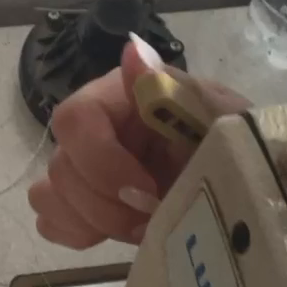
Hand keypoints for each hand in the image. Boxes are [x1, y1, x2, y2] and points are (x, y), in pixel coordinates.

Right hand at [28, 36, 251, 248]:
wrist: (239, 190)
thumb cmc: (232, 149)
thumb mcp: (221, 118)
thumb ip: (177, 90)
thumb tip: (133, 52)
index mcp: (121, 98)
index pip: (76, 121)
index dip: (101, 163)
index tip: (146, 191)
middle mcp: (92, 130)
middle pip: (61, 169)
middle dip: (105, 206)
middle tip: (150, 218)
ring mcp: (80, 171)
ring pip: (47, 197)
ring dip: (92, 221)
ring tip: (138, 228)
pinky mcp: (77, 207)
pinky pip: (50, 224)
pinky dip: (79, 234)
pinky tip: (114, 233)